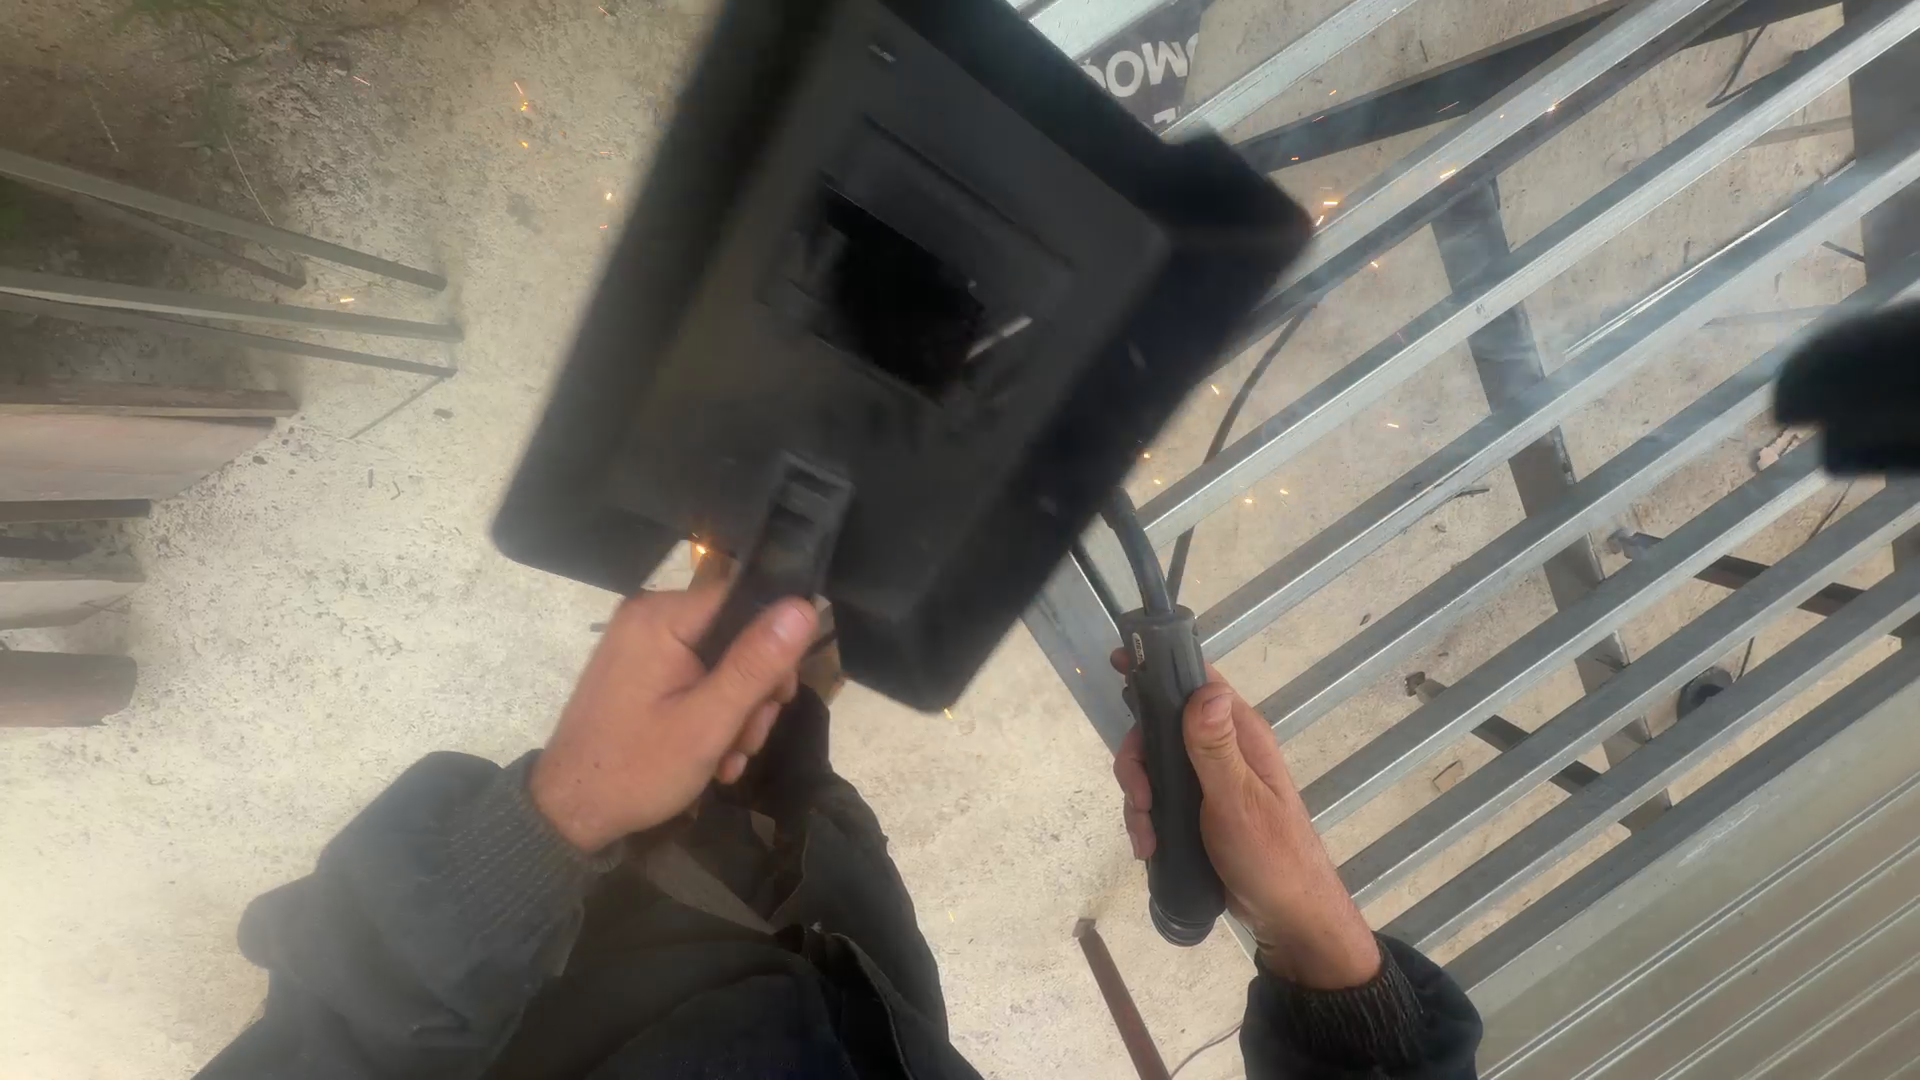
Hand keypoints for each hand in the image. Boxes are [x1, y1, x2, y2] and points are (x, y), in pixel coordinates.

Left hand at [530, 585, 818, 851]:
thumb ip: (757, 663)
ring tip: (729, 757)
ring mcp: (644, 644)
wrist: (567, 817)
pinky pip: (698, 676)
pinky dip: (713, 713)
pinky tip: (714, 754)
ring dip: (738, 711)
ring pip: (723, 661)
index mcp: (662, 618)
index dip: (774, 643)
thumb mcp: (708, 722)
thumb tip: (804, 607)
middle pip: (737, 634)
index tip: (779, 695)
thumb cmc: (636, 769)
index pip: (745, 601)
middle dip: (754, 692)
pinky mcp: (643, 670)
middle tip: (748, 738)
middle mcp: (651, 618)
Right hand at [1112, 654, 1380, 988]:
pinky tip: (1149, 844)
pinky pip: (1157, 795)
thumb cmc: (1271, 858)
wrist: (1289, 922)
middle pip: (1160, 726)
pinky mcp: (1195, 806)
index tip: (1119, 666)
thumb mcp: (1238, 801)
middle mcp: (1222, 747)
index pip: (1197, 681)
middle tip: (1138, 796)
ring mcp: (1207, 777)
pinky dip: (1146, 817)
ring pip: (1153, 764)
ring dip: (1139, 797)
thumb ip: (1216, 747)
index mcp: (1239, 733)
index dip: (1158, 670)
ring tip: (1146, 834)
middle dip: (1137, 760)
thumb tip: (1206, 690)